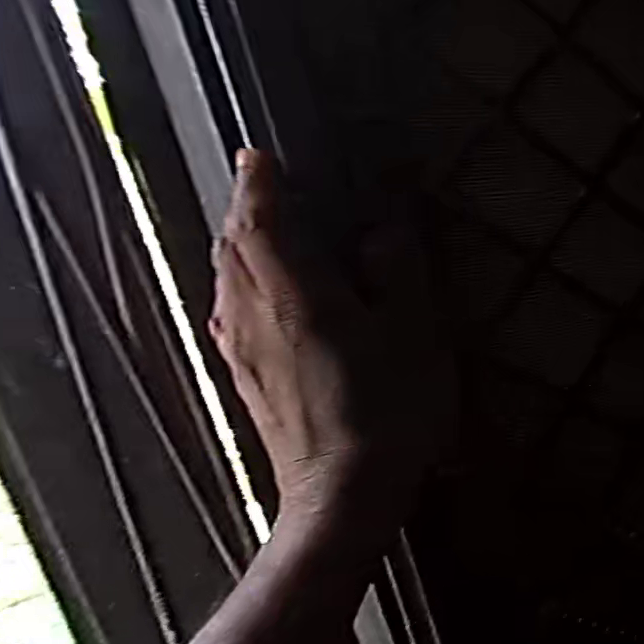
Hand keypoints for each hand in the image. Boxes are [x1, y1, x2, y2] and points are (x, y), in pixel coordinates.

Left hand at [208, 149, 451, 544]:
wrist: (345, 488)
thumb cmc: (392, 404)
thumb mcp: (417, 333)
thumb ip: (400, 274)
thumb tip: (382, 230)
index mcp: (297, 299)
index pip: (262, 226)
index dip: (260, 187)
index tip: (261, 155)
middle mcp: (252, 318)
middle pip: (232, 249)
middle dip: (247, 212)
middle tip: (271, 189)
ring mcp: (241, 352)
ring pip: (226, 281)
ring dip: (242, 246)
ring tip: (269, 233)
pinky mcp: (246, 379)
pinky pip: (231, 311)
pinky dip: (243, 282)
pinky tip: (264, 297)